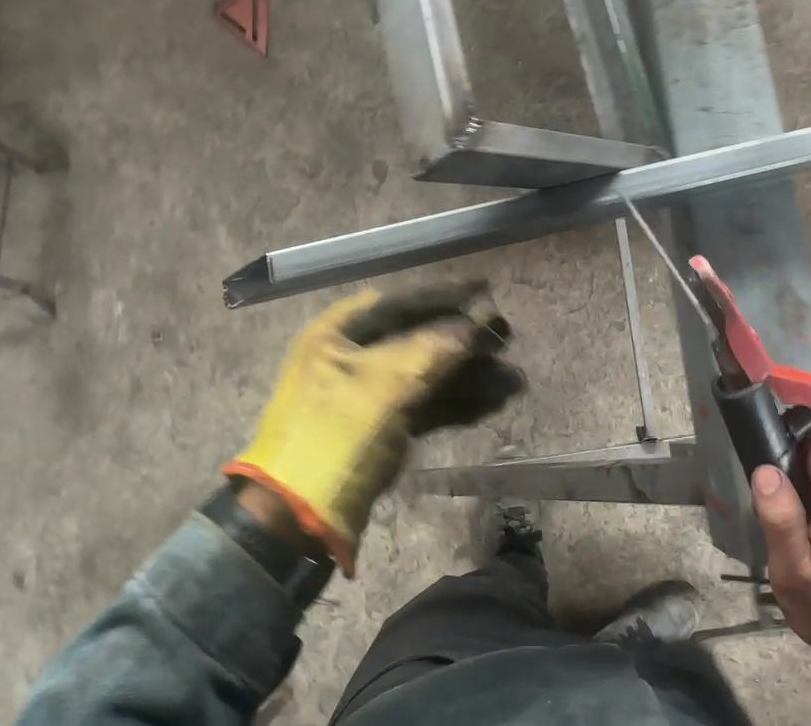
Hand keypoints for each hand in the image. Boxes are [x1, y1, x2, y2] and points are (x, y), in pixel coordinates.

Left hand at [224, 281, 523, 574]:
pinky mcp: (379, 429)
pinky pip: (423, 406)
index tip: (486, 291)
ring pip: (425, 375)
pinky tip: (492, 404)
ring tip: (514, 381)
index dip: (445, 297)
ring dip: (468, 377)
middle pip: (418, 339)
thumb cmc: (334, 437)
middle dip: (465, 343)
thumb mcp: (383, 387)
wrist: (296, 519)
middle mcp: (351, 357)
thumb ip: (433, 351)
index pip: (400, 304)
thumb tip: (474, 327)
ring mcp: (365, 395)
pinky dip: (455, 404)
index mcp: (338, 334)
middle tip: (507, 340)